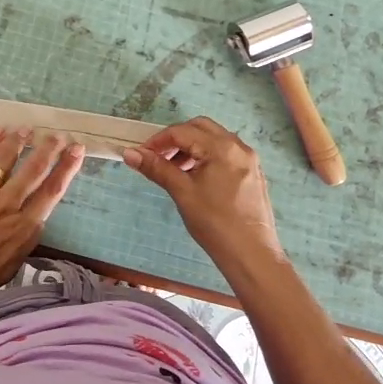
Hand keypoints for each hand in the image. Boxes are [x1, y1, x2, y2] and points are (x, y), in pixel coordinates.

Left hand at [0, 127, 85, 309]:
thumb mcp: (12, 265)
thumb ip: (24, 237)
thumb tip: (34, 217)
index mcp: (24, 228)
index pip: (52, 191)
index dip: (67, 168)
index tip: (77, 151)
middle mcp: (7, 206)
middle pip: (33, 170)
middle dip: (48, 148)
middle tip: (58, 134)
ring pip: (5, 158)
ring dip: (19, 140)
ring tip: (27, 128)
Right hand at [122, 116, 282, 264]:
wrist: (252, 255)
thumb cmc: (215, 223)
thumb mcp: (182, 193)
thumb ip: (157, 168)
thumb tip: (130, 153)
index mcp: (221, 147)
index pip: (182, 132)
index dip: (158, 140)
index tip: (141, 154)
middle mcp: (238, 146)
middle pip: (200, 127)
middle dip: (176, 138)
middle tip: (158, 156)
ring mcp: (248, 159)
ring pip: (213, 139)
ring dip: (191, 146)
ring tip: (174, 168)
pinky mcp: (252, 173)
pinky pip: (225, 153)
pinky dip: (206, 156)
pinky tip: (195, 177)